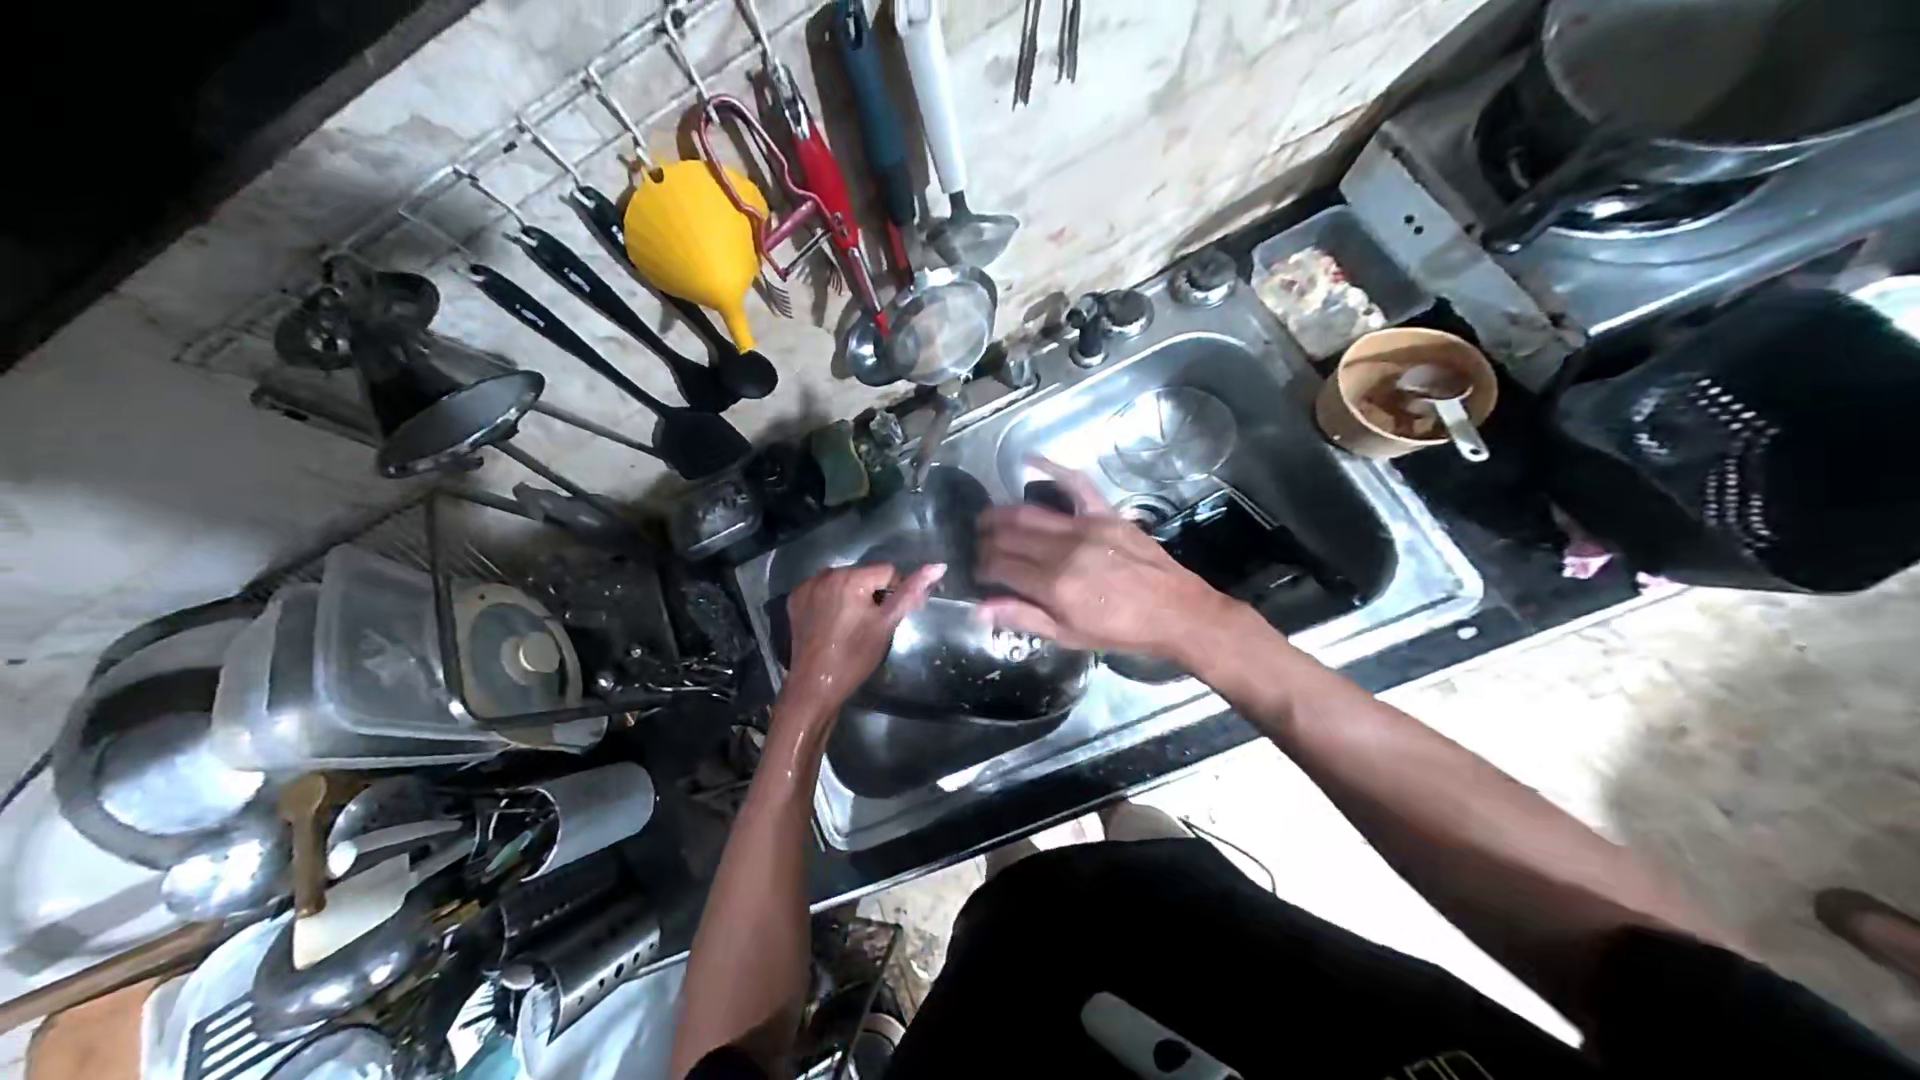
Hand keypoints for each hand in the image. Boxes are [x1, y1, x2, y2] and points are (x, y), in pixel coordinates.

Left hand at [784, 562, 945, 711]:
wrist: (814, 687)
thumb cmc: (855, 657)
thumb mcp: (886, 624)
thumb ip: (910, 593)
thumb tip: (938, 566)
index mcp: (850, 578)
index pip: (888, 571)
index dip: (897, 591)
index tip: (891, 617)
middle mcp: (826, 574)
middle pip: (864, 574)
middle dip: (873, 593)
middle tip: (872, 624)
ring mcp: (807, 586)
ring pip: (844, 581)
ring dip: (853, 596)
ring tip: (853, 624)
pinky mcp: (795, 599)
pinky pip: (823, 590)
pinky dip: (832, 600)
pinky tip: (833, 622)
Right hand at [975, 460, 1232, 656]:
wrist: (1176, 613)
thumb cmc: (1122, 631)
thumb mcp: (1069, 636)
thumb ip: (1023, 617)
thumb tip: (979, 609)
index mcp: (1054, 585)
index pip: (1000, 566)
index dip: (983, 567)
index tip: (978, 571)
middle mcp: (1065, 550)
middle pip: (1010, 536)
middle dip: (987, 540)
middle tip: (979, 546)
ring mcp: (1086, 527)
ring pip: (1030, 512)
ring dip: (1002, 513)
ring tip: (989, 520)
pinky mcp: (1106, 513)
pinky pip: (1075, 483)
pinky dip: (1050, 467)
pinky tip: (1028, 460)